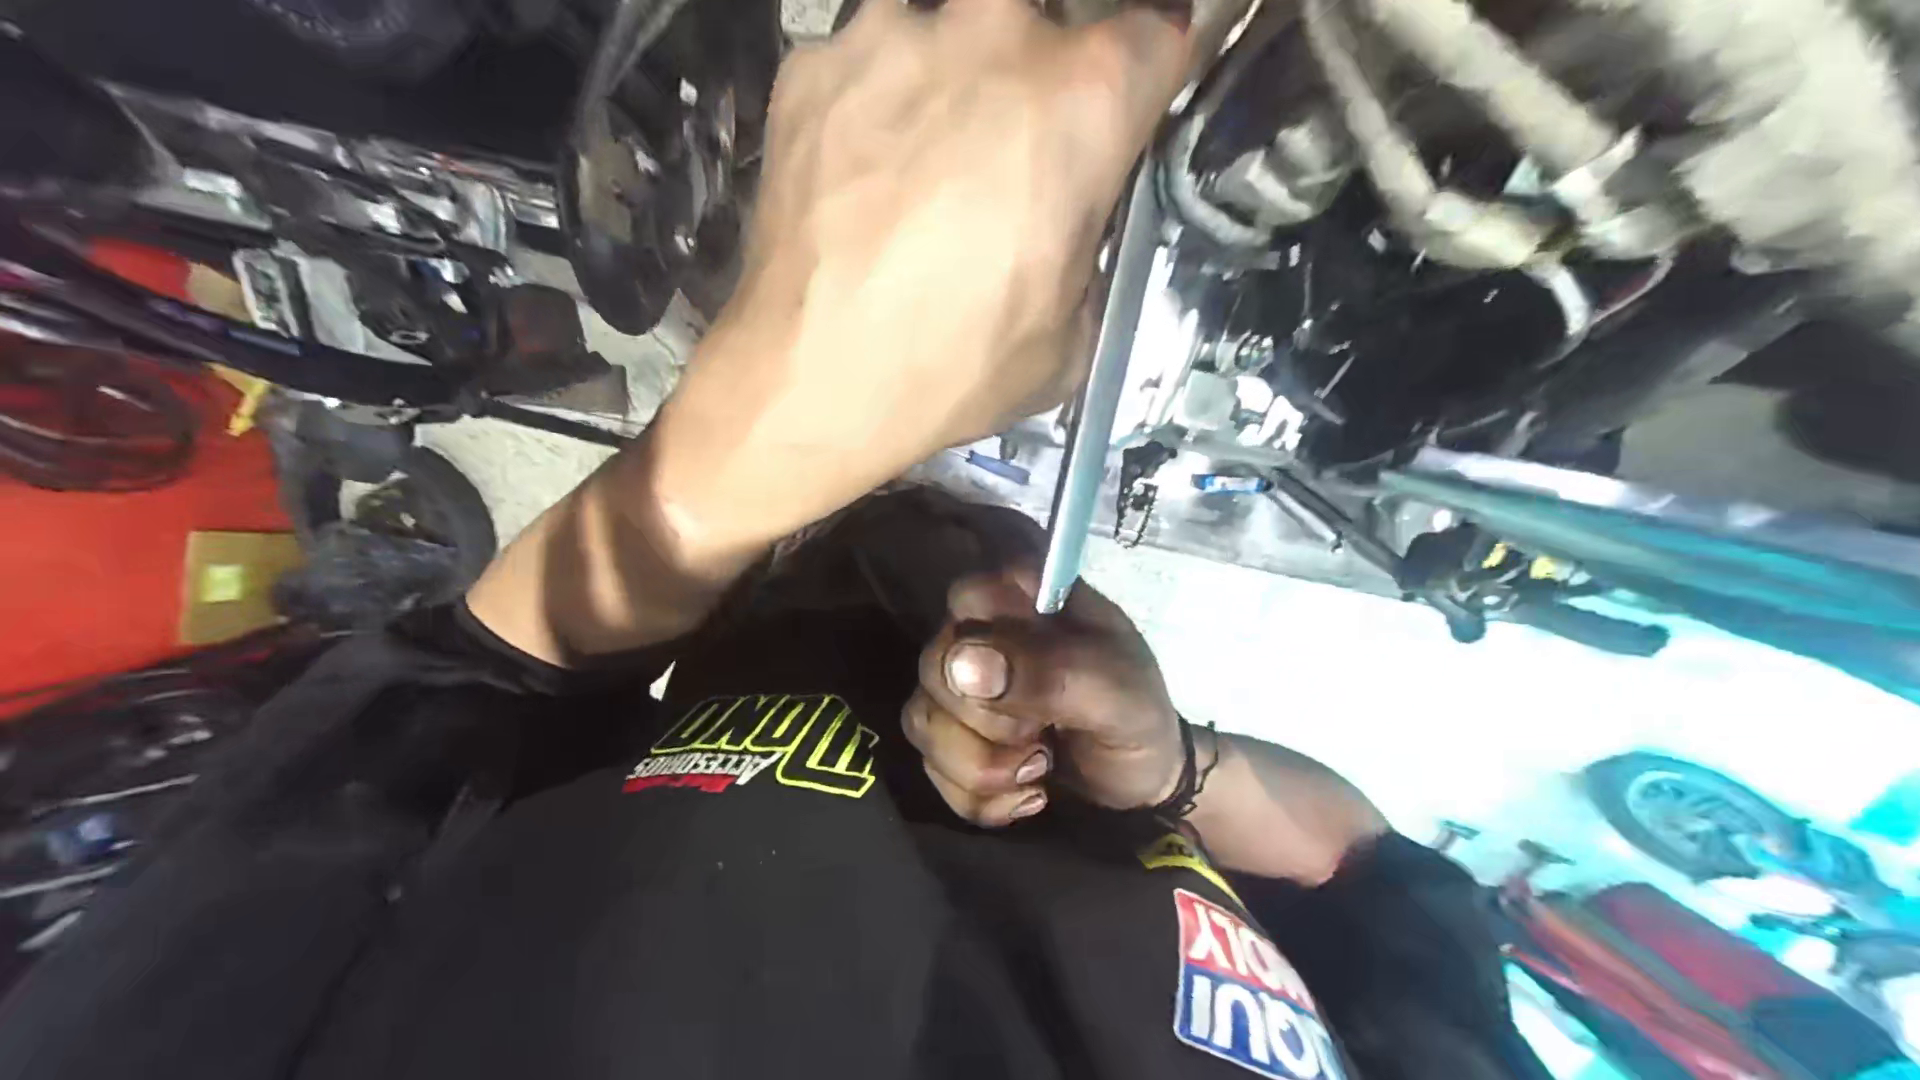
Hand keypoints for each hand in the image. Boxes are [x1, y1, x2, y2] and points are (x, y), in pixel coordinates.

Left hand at [466, 0, 1190, 665]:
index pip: (1163, 33)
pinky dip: (900, 104)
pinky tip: (880, 184)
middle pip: (1054, 12)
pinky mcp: (810, 71)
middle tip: (1038, 152)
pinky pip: (884, 61)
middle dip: (1060, 75)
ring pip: (963, 25)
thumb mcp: (1059, 350)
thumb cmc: (938, 392)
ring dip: (972, 88)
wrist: (788, 405)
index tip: (1158, 88)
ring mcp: (887, 44)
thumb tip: (1094, 205)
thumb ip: (1091, 258)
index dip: (1171, 57)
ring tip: (948, 181)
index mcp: (1067, 120)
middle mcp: (983, 47)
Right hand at [903, 567, 1183, 825]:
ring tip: (1040, 769)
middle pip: (935, 665)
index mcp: (1025, 599)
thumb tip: (961, 664)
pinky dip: (981, 797)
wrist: (1140, 787)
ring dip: (984, 767)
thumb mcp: (1116, 693)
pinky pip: (930, 766)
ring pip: (922, 720)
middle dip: (992, 722)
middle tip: (1045, 736)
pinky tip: (1026, 795)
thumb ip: (1049, 671)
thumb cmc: (1136, 720)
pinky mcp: (949, 738)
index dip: (990, 650)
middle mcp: (981, 634)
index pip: (966, 598)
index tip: (1035, 690)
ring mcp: (958, 688)